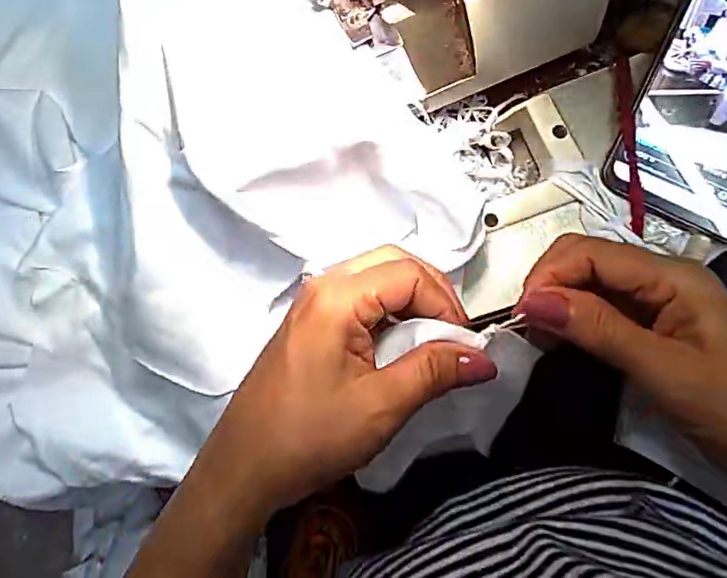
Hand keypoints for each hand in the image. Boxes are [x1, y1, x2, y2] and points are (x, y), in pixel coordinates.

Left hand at [134, 247, 495, 575]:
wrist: (244, 465)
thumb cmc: (309, 436)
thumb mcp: (380, 407)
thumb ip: (433, 372)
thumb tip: (482, 357)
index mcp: (337, 297)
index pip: (407, 273)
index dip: (444, 301)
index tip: (464, 344)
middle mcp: (324, 284)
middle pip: (392, 261)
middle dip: (431, 291)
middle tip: (454, 334)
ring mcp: (314, 298)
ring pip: (377, 274)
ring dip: (412, 298)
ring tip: (434, 340)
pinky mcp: (312, 316)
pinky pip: (361, 293)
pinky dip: (390, 309)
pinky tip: (401, 343)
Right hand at [516, 235, 726, 498]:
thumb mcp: (668, 374)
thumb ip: (599, 330)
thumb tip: (533, 300)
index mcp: (672, 275)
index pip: (592, 253)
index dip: (550, 274)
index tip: (521, 312)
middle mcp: (664, 278)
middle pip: (590, 261)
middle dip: (551, 284)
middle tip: (525, 325)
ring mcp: (663, 302)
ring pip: (595, 285)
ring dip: (562, 303)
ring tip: (537, 335)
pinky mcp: (660, 327)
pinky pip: (607, 310)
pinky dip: (580, 321)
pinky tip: (564, 340)